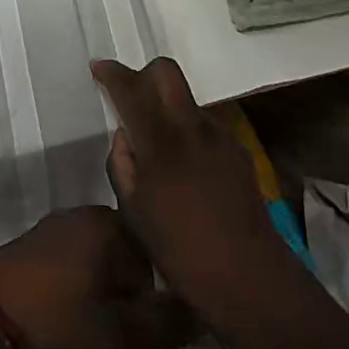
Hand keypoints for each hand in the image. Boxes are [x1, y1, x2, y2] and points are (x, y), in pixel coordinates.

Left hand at [0, 206, 189, 348]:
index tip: (170, 314)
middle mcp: (91, 212)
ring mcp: (65, 220)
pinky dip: (92, 274)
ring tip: (113, 314)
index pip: (162, 246)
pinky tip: (85, 300)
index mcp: (113, 223)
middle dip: (142, 283)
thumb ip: (166, 322)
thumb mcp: (119, 328)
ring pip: (109, 250)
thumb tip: (202, 314)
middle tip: (140, 320)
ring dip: (116, 280)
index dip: (171, 283)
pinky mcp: (45, 234)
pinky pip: (85, 251)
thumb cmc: (57, 312)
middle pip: (136, 247)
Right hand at [91, 57, 288, 309]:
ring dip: (168, 108)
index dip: (111, 73)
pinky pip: (204, 127)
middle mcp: (193, 128)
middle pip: (167, 73)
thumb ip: (121, 163)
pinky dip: (188, 132)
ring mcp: (221, 138)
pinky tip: (185, 169)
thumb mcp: (132, 210)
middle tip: (130, 98)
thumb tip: (126, 136)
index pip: (131, 88)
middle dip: (144, 75)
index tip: (98, 68)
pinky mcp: (240, 153)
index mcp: (161, 140)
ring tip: (158, 148)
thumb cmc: (180, 249)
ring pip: (186, 101)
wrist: (250, 280)